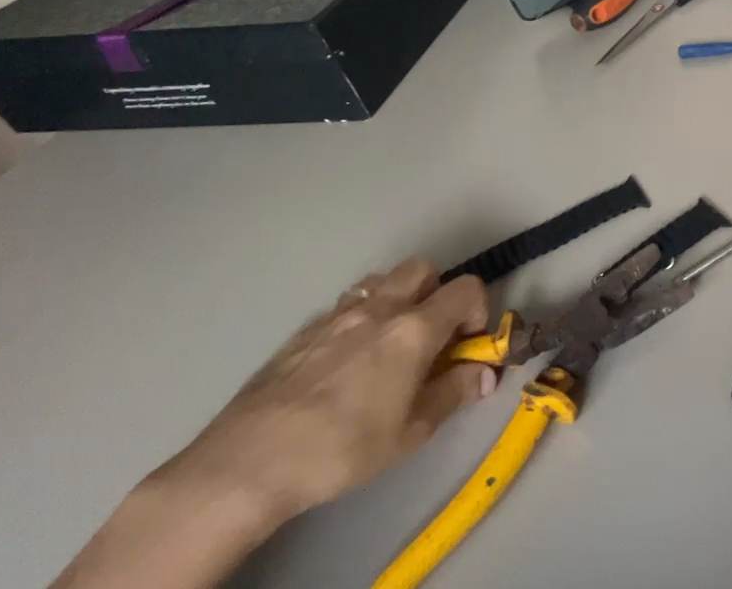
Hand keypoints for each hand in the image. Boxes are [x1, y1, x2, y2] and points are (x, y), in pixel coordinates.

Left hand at [154, 258, 494, 522]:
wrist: (247, 463)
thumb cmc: (342, 450)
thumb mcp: (412, 432)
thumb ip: (454, 393)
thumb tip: (483, 373)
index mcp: (414, 329)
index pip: (466, 289)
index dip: (479, 311)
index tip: (468, 346)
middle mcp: (378, 309)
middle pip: (422, 269)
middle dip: (437, 293)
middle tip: (433, 337)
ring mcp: (335, 316)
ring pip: (379, 282)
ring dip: (397, 301)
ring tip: (389, 347)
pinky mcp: (301, 333)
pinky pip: (343, 307)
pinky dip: (359, 320)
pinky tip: (346, 365)